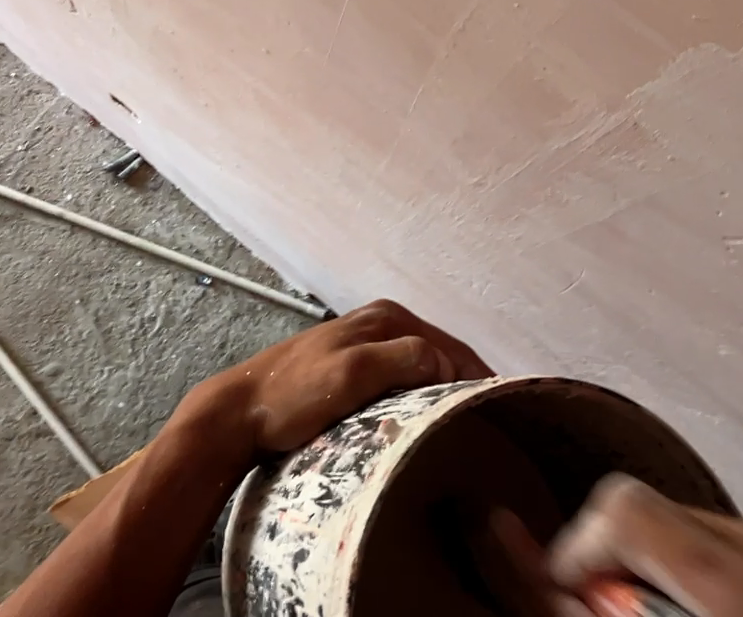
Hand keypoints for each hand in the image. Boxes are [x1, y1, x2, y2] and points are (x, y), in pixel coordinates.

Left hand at [191, 299, 492, 454]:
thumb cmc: (294, 395)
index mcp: (386, 317)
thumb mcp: (352, 374)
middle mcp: (380, 321)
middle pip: (440, 353)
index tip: (502, 415)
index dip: (477, 378)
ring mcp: (365, 341)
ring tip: (463, 426)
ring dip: (443, 390)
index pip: (451, 346)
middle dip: (464, 383)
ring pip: (421, 366)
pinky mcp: (353, 364)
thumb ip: (401, 359)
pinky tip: (425, 419)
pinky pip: (401, 377)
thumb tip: (446, 364)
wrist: (240, 411)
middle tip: (489, 425)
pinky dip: (420, 394)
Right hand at [497, 474, 742, 616]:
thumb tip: (506, 534)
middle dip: (621, 560)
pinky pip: (734, 534)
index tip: (571, 588)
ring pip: (686, 518)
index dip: (579, 551)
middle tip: (627, 613)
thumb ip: (582, 603)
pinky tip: (731, 614)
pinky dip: (713, 571)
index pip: (624, 508)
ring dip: (668, 566)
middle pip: (647, 507)